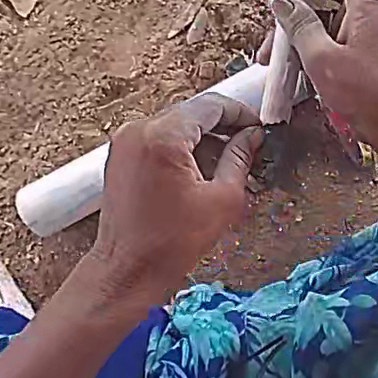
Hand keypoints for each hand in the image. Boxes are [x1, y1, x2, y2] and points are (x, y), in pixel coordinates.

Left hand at [87, 93, 264, 306]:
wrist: (127, 271)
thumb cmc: (172, 243)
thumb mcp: (223, 199)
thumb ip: (240, 158)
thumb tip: (252, 136)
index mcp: (164, 137)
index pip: (211, 105)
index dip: (240, 113)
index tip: (257, 127)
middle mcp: (139, 130)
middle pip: (192, 113)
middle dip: (223, 127)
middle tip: (248, 144)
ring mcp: (125, 141)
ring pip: (176, 125)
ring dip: (204, 138)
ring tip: (228, 162)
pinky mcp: (120, 155)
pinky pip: (158, 138)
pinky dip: (182, 147)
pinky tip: (201, 170)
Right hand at [267, 0, 377, 152]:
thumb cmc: (367, 94)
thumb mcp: (322, 60)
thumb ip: (299, 26)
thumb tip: (282, 2)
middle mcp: (366, 5)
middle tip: (275, 6)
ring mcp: (363, 24)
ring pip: (324, 6)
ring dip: (298, 22)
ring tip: (272, 50)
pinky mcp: (359, 43)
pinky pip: (329, 29)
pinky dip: (308, 39)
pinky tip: (286, 62)